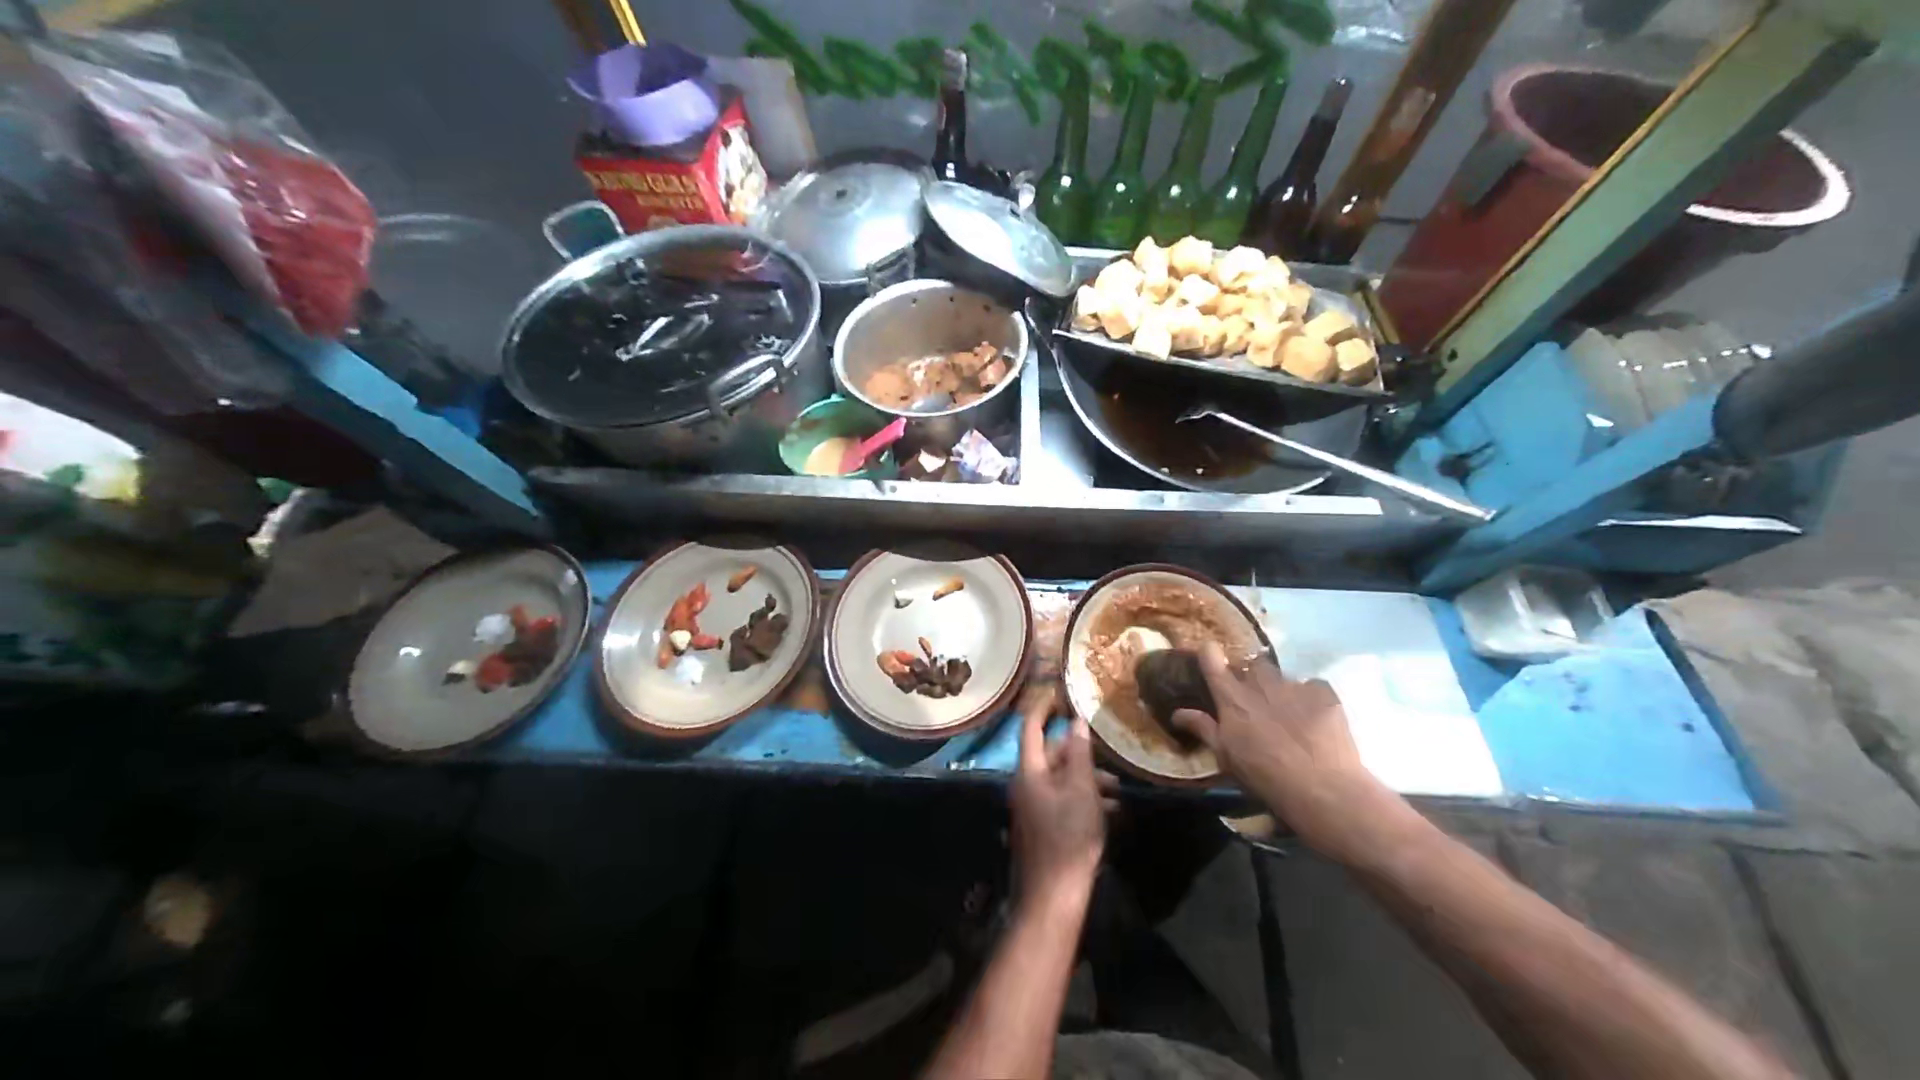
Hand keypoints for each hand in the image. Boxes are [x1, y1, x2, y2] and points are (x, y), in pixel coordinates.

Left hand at [1010, 682, 1117, 904]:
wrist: (1054, 895)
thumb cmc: (1068, 836)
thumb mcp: (1081, 790)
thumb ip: (1079, 753)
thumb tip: (1077, 720)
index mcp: (1029, 771)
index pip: (1031, 727)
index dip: (1044, 707)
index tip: (1060, 692)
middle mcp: (1026, 784)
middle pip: (1051, 755)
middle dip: (1080, 750)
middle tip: (1108, 746)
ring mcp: (1034, 806)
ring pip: (1062, 780)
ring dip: (1089, 778)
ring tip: (1120, 787)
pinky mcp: (1044, 826)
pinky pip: (1064, 801)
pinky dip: (1086, 800)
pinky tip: (1113, 811)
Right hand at [1171, 645, 1420, 862]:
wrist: (1323, 790)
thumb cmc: (1265, 777)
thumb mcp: (1226, 757)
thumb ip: (1203, 729)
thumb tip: (1177, 713)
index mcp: (1232, 698)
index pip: (1212, 660)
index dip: (1209, 654)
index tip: (1208, 654)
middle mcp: (1260, 684)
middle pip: (1252, 665)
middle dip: (1253, 676)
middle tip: (1257, 700)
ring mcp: (1294, 685)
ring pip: (1283, 677)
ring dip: (1281, 689)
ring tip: (1290, 714)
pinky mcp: (1324, 692)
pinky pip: (1313, 686)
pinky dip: (1311, 698)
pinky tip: (1315, 719)